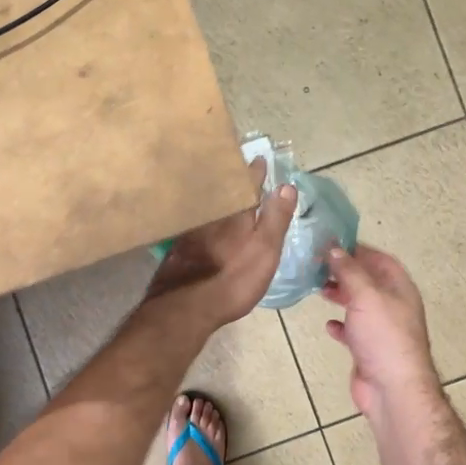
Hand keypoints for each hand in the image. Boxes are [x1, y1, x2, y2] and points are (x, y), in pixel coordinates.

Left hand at [142, 160, 298, 330]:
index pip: (247, 186)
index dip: (255, 172)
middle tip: (235, 164)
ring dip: (213, 194)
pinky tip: (201, 218)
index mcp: (236, 215)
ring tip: (219, 186)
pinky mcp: (178, 246)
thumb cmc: (234, 279)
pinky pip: (192, 221)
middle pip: (222, 191)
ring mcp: (192, 231)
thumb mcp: (265, 250)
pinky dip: (201, 215)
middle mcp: (212, 216)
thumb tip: (287, 186)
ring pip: (206, 205)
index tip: (259, 158)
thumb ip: (275, 219)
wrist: (187, 306)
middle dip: (231, 178)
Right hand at [323, 245, 440, 420]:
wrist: (392, 388)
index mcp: (399, 288)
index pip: (379, 259)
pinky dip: (341, 325)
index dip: (357, 250)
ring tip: (318, 289)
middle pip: (368, 281)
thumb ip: (349, 271)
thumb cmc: (383, 336)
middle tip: (317, 266)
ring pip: (359, 304)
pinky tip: (328, 325)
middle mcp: (393, 305)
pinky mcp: (369, 349)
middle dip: (344, 272)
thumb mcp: (366, 295)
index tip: (330, 244)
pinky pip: (353, 331)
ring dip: (340, 295)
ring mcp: (382, 329)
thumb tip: (334, 248)